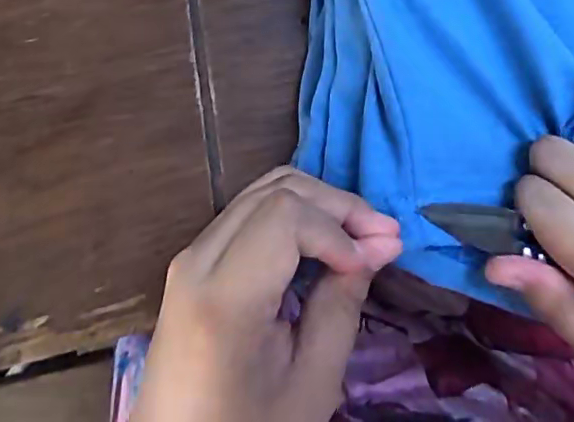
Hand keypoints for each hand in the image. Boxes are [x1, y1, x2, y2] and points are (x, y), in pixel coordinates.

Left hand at [133, 167, 402, 421]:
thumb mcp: (311, 383)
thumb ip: (343, 303)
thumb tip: (383, 242)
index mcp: (223, 298)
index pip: (285, 214)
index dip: (337, 226)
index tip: (373, 259)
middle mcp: (198, 260)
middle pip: (275, 191)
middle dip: (336, 204)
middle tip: (383, 234)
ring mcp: (191, 255)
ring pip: (263, 190)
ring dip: (317, 202)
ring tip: (361, 231)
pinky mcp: (194, 258)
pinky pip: (249, 210)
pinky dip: (293, 211)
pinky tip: (324, 235)